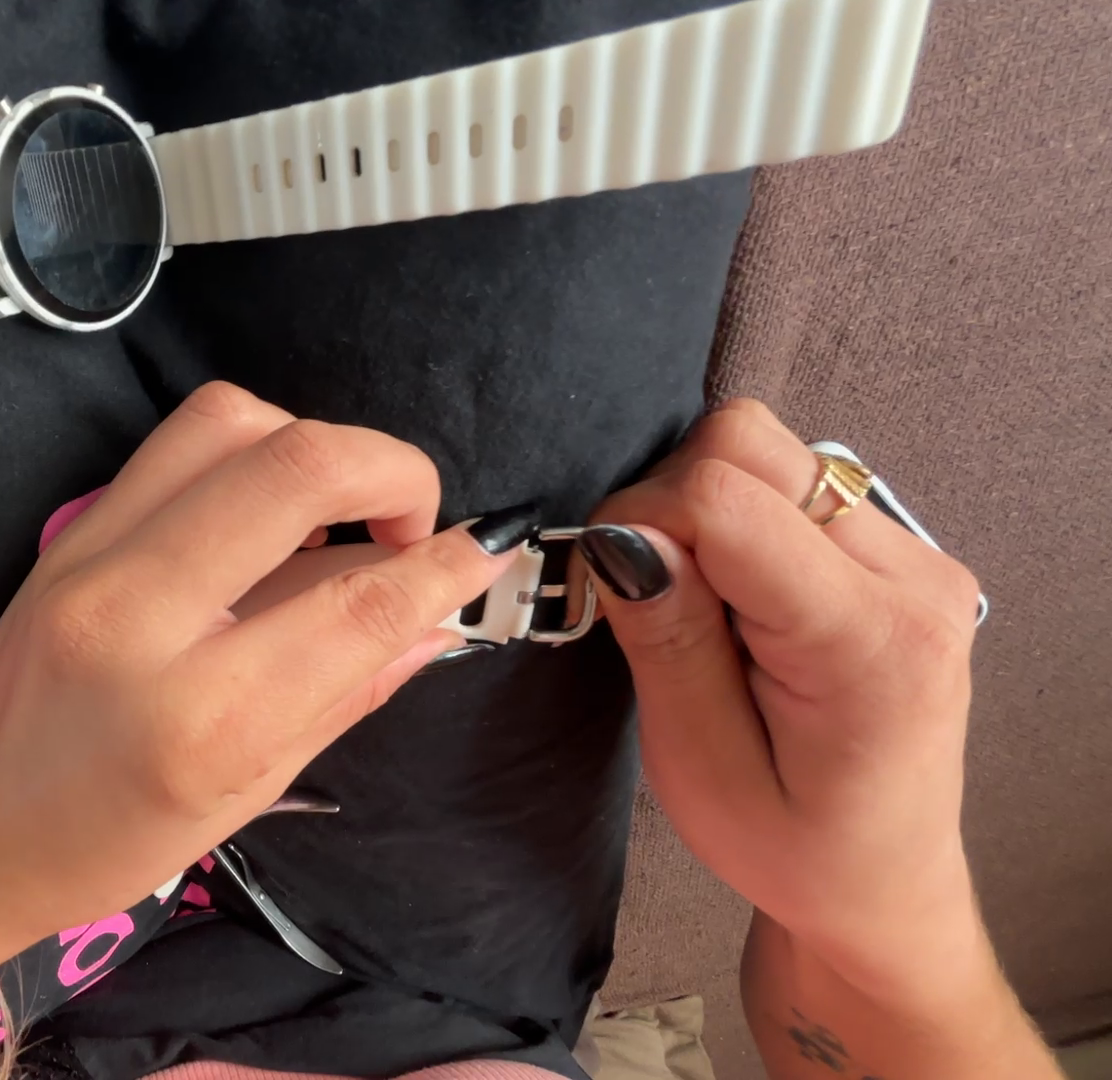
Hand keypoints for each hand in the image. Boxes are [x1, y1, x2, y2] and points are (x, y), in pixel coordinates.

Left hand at [0, 382, 530, 961]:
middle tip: (410, 520)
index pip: (357, 602)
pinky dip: (249, 449)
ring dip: (313, 444)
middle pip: (297, 467)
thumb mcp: (248, 793)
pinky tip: (262, 509)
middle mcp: (140, 614)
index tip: (483, 550)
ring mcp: (89, 554)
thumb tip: (434, 613)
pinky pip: (178, 442)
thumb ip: (347, 689)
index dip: (445, 564)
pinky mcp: (68, 529)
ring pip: (232, 422)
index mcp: (199, 717)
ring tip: (332, 510)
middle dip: (394, 469)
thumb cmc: (109, 840)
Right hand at [579, 399, 985, 1004]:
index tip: (609, 586)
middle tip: (645, 585)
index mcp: (867, 638)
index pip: (723, 500)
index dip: (633, 522)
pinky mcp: (883, 547)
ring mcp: (906, 551)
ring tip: (683, 591)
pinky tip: (716, 584)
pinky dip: (718, 512)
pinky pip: (776, 478)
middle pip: (745, 444)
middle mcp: (908, 571)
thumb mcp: (697, 759)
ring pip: (759, 448)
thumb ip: (666, 637)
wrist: (878, 876)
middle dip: (661, 498)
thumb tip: (620, 535)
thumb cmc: (783, 839)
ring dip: (689, 503)